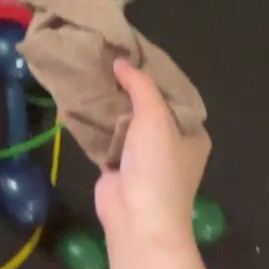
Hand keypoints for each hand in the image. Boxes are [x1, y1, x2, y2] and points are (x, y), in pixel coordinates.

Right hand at [95, 58, 210, 247]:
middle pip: (146, 104)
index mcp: (191, 133)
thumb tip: (120, 61)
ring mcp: (143, 154)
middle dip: (126, 84)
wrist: (138, 218)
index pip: (173, 94)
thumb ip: (140, 86)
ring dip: (107, 101)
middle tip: (102, 57)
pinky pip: (106, 133)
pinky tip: (77, 100)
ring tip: (86, 72)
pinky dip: (94, 119)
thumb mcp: (156, 119)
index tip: (129, 49)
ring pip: (124, 118)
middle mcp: (170, 142)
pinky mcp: (118, 163)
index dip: (152, 72)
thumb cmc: (157, 167)